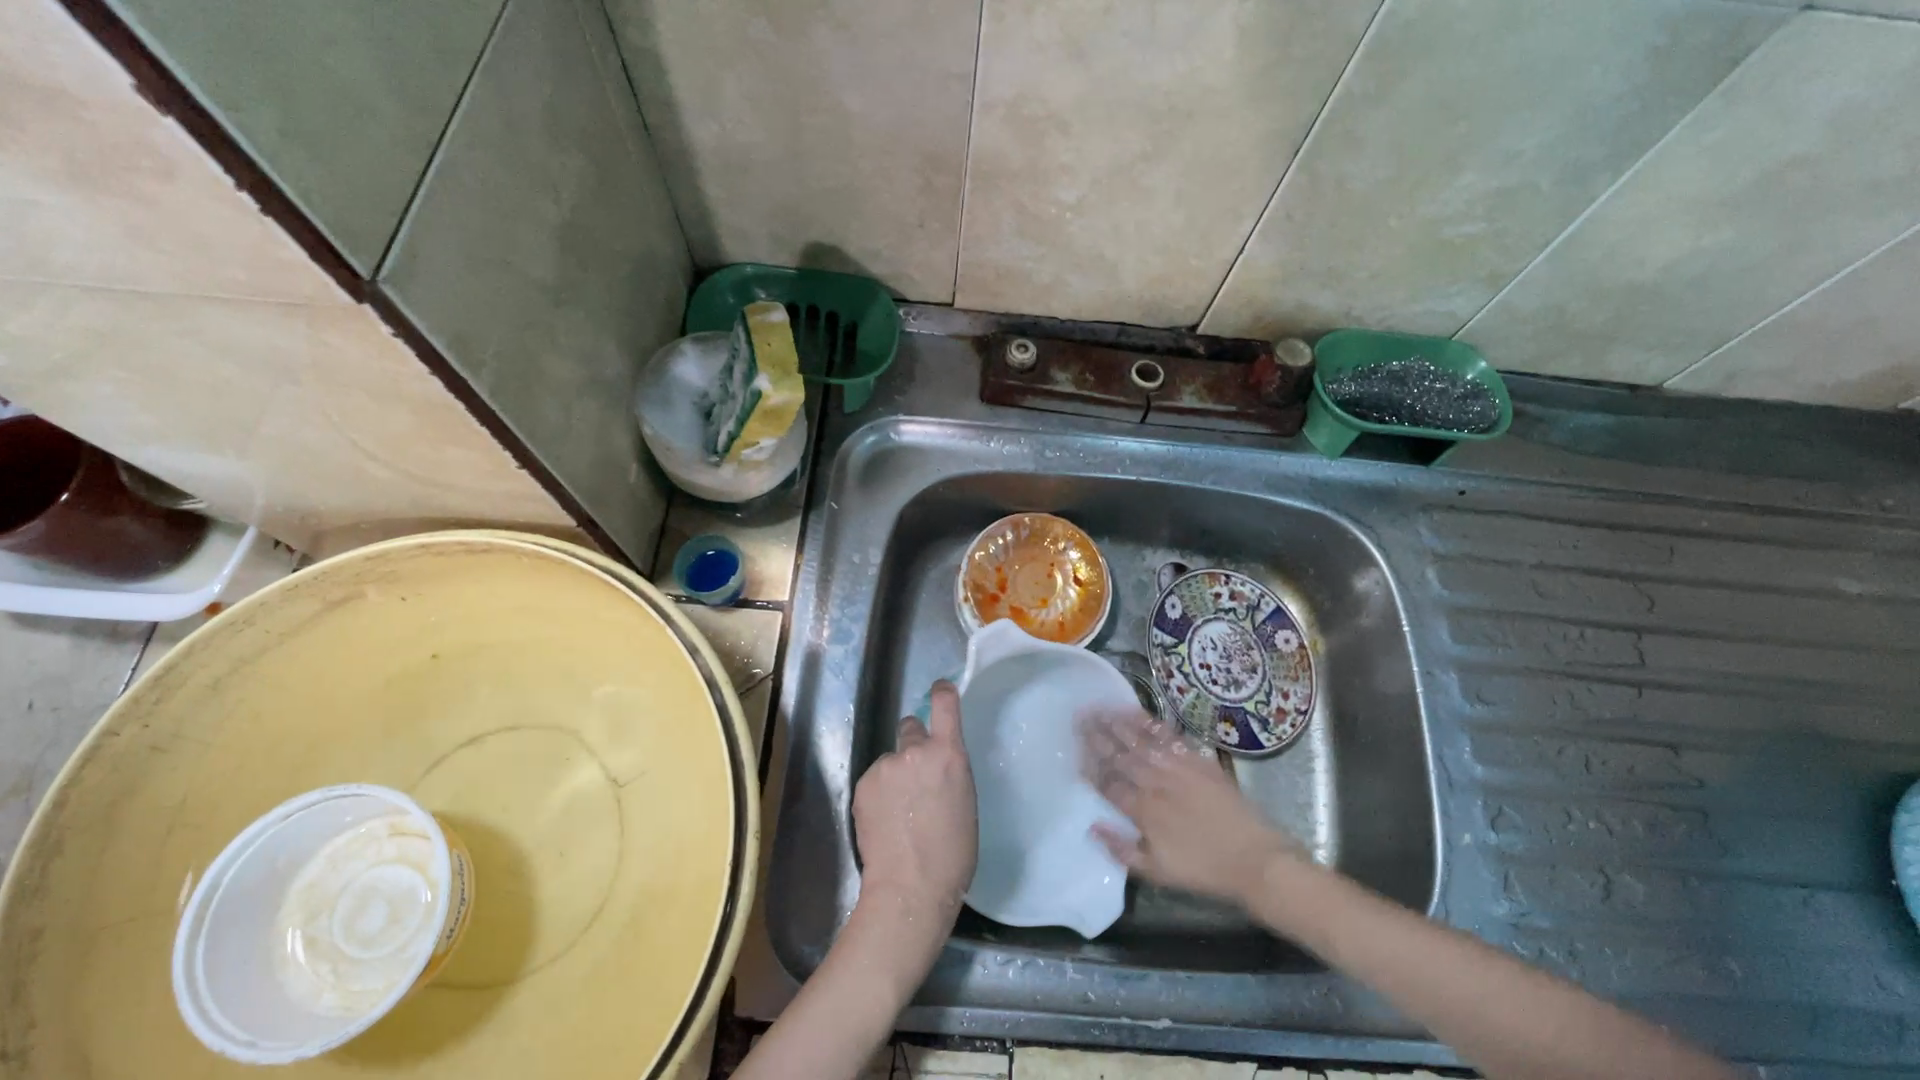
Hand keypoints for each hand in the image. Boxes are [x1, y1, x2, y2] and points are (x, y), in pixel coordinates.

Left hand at [852, 681, 977, 928]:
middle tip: (916, 775)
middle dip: (913, 743)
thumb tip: (936, 765)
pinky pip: (875, 779)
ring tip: (899, 810)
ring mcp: (884, 767)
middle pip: (910, 726)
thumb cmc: (953, 852)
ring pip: (891, 759)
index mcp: (948, 754)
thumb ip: (949, 770)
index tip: (939, 689)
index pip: (944, 703)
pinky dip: (879, 792)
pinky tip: (885, 820)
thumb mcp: (965, 801)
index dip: (941, 692)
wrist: (911, 886)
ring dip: (895, 773)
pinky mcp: (862, 785)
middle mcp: (914, 751)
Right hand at [1080, 707, 1305, 905]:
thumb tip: (1092, 826)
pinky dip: (1151, 724)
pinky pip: (1170, 737)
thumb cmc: (1203, 869)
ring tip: (1100, 709)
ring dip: (1118, 724)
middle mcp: (1157, 783)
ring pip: (1142, 741)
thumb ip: (1121, 850)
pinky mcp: (1200, 761)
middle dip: (1097, 736)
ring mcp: (1179, 768)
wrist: (1255, 859)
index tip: (1074, 751)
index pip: (1108, 783)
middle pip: (1121, 755)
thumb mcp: (1157, 872)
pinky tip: (1138, 714)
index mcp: (1143, 811)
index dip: (1089, 766)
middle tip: (1079, 717)